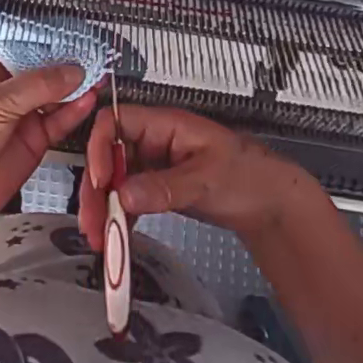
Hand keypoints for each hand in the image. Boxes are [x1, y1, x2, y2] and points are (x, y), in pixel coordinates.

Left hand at [0, 56, 98, 234]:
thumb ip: (36, 86)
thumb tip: (70, 72)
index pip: (28, 51)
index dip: (52, 46)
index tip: (75, 41)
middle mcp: (10, 93)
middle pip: (48, 73)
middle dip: (70, 67)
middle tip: (92, 59)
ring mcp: (24, 116)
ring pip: (58, 97)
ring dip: (77, 88)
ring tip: (96, 78)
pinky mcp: (36, 140)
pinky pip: (62, 121)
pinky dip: (76, 111)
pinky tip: (87, 100)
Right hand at [81, 105, 320, 249]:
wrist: (271, 204)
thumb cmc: (248, 176)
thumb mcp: (208, 179)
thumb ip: (165, 187)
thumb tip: (123, 195)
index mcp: (164, 125)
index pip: (116, 122)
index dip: (100, 147)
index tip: (100, 181)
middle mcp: (152, 142)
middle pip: (108, 156)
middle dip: (95, 189)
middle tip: (92, 223)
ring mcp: (153, 167)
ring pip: (113, 182)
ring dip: (101, 208)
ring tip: (98, 240)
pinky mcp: (156, 189)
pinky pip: (127, 200)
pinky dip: (117, 219)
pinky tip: (114, 240)